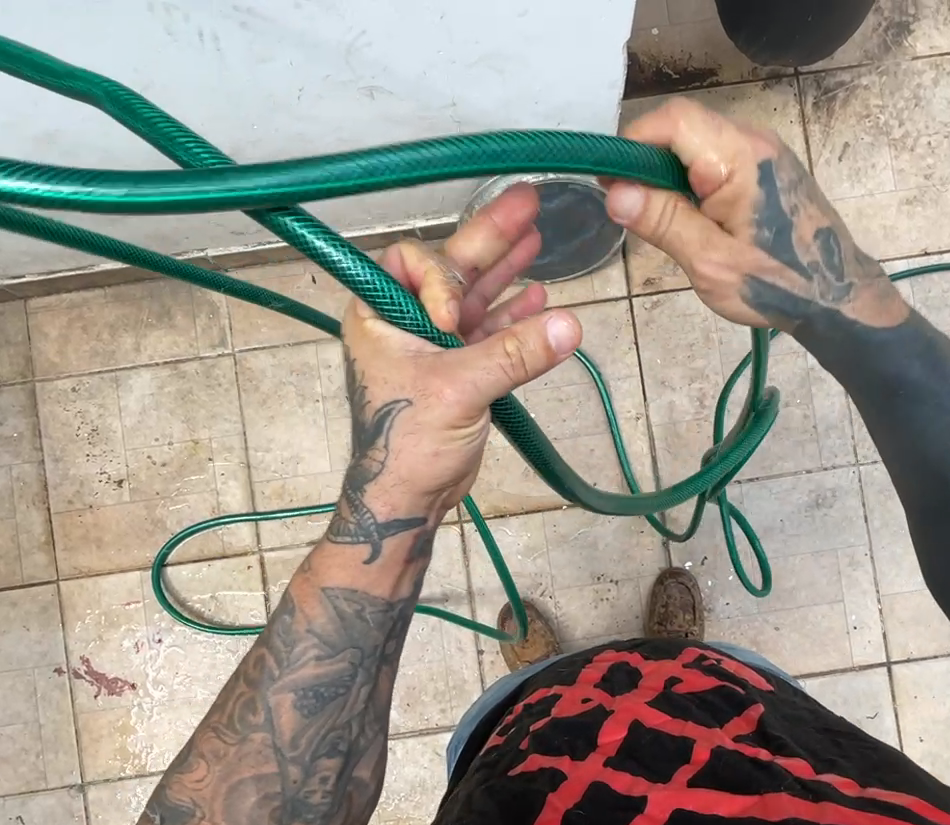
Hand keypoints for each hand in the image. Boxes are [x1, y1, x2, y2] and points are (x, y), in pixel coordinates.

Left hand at [328, 184, 583, 557]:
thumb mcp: (458, 390)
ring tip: (539, 237)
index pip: (412, 264)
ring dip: (506, 273)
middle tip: (528, 202)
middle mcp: (405, 324)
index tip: (456, 322)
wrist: (409, 498)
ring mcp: (434, 348)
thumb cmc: (408, 442)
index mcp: (379, 316)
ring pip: (474, 300)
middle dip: (489, 240)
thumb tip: (570, 325)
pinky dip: (513, 320)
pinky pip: (490, 335)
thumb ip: (515, 354)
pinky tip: (539, 299)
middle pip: (451, 271)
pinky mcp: (460, 372)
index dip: (442, 280)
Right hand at [604, 96, 907, 333]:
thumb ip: (664, 222)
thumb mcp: (710, 261)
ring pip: (696, 146)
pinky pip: (715, 162)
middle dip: (648, 165)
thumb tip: (614, 194)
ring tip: (659, 223)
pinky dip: (690, 184)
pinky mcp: (764, 170)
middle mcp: (752, 142)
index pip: (673, 121)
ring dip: (668, 178)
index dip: (634, 145)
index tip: (610, 185)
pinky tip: (689, 222)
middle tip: (631, 212)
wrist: (834, 295)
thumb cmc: (776, 284)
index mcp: (739, 157)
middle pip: (682, 130)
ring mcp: (761, 153)